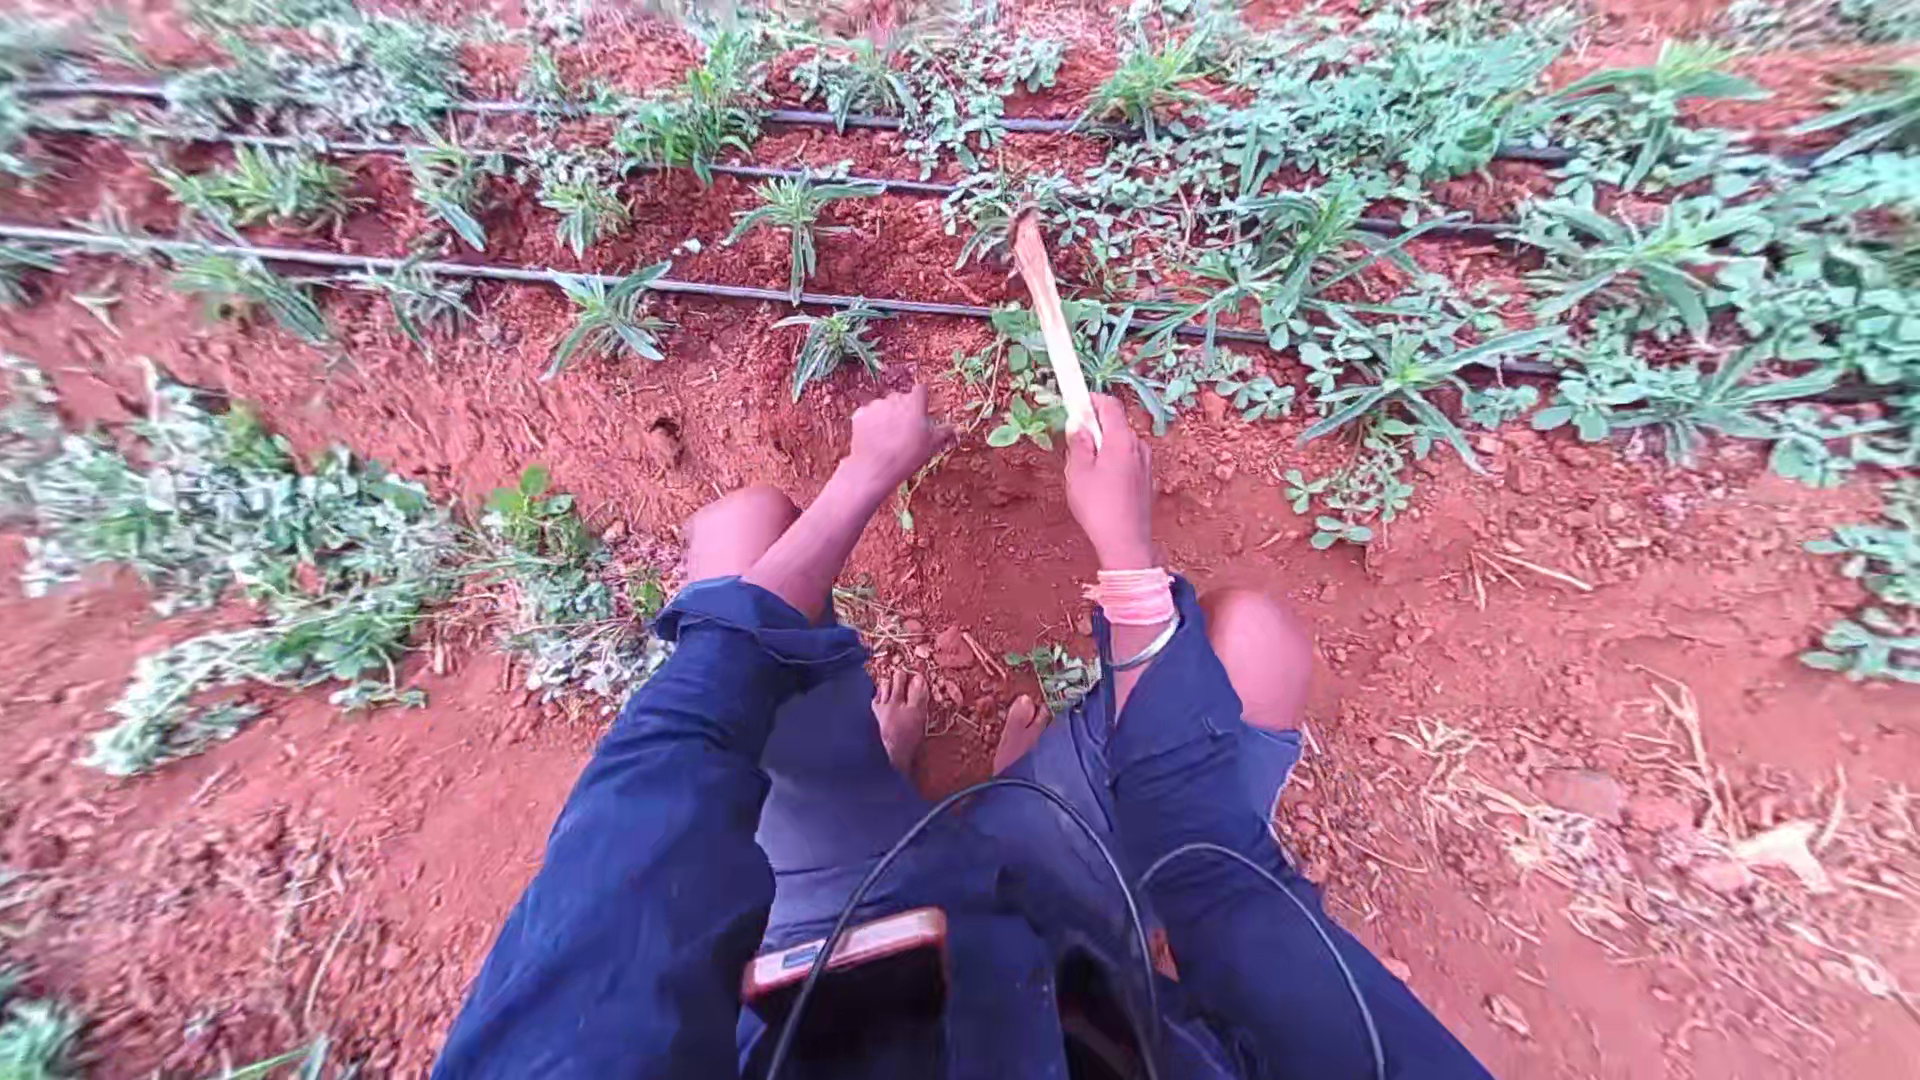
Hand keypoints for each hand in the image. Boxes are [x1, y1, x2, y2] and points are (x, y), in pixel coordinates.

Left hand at [842, 385, 953, 498]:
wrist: (875, 469)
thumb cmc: (907, 456)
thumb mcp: (930, 445)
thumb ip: (943, 432)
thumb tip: (954, 428)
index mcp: (914, 403)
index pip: (921, 389)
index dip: (921, 398)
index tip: (921, 408)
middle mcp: (895, 399)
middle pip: (901, 398)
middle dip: (903, 410)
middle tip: (905, 430)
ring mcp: (875, 406)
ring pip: (884, 406)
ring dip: (886, 416)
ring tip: (888, 438)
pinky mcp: (860, 414)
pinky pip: (868, 415)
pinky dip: (871, 423)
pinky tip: (875, 439)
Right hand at [1065, 394, 1154, 569]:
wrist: (1125, 541)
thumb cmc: (1098, 507)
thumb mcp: (1078, 473)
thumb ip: (1078, 444)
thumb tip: (1077, 424)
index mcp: (1121, 440)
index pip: (1109, 405)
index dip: (1090, 399)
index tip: (1074, 401)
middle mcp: (1138, 446)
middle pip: (1116, 424)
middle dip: (1094, 426)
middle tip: (1073, 441)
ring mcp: (1146, 463)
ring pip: (1121, 443)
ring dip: (1103, 446)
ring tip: (1085, 469)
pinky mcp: (1147, 479)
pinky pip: (1128, 459)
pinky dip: (1113, 461)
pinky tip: (1100, 484)